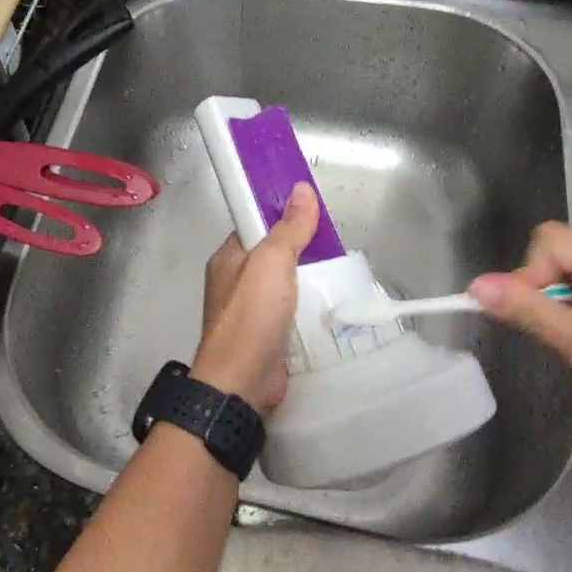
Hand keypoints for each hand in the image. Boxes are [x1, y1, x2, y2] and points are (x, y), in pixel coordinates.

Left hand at [190, 182, 320, 414]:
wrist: (242, 382)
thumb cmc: (252, 316)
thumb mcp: (272, 262)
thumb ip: (289, 229)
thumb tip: (301, 189)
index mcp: (227, 259)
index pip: (254, 226)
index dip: (281, 216)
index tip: (313, 213)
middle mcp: (235, 282)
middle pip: (273, 256)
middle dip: (303, 251)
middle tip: (336, 245)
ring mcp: (251, 312)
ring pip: (285, 286)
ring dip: (310, 282)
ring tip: (344, 273)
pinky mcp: (267, 337)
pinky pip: (292, 314)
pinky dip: (310, 309)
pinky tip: (335, 307)